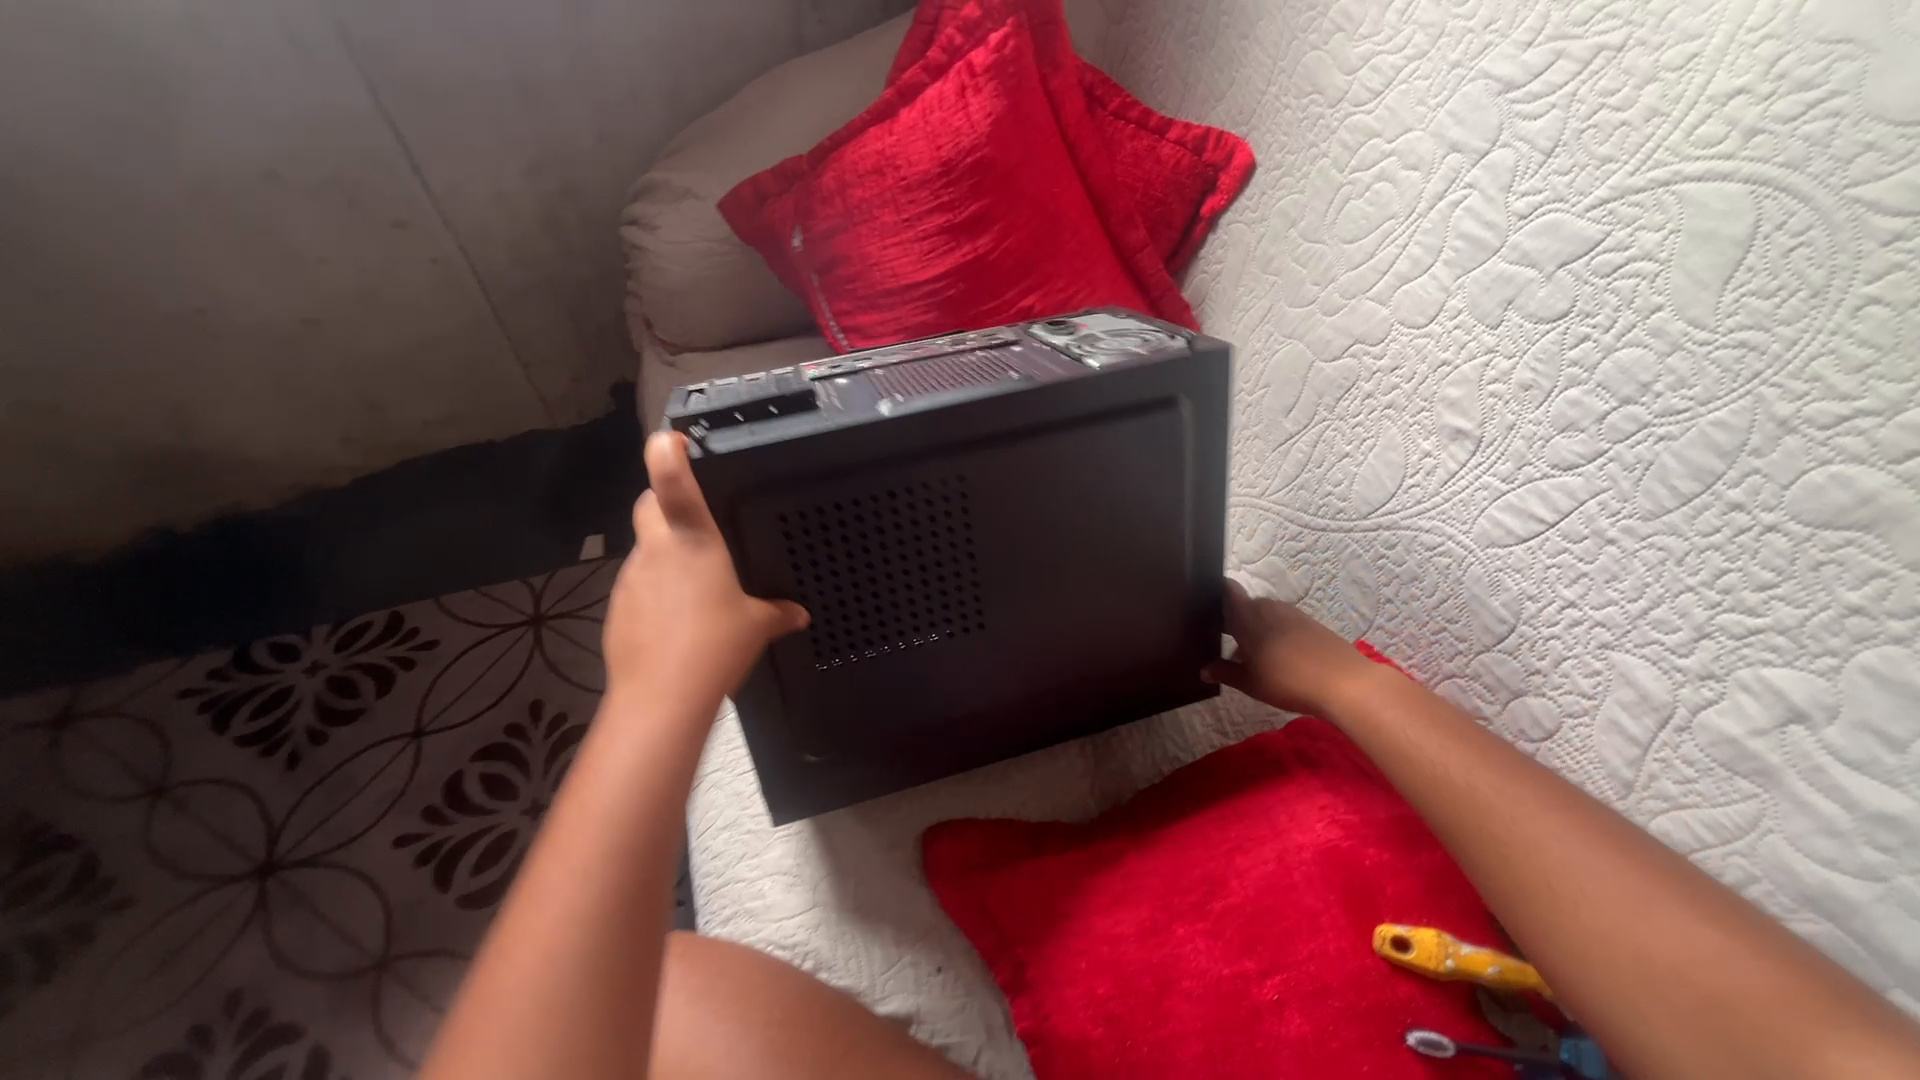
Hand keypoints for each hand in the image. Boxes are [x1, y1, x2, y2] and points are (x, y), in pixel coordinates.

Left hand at [602, 432, 808, 711]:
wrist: (660, 698)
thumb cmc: (715, 647)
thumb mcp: (758, 628)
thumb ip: (778, 613)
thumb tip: (797, 614)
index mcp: (693, 541)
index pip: (671, 480)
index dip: (667, 452)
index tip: (672, 439)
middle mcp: (656, 550)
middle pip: (649, 506)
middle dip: (665, 504)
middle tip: (695, 524)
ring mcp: (631, 579)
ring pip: (644, 549)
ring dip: (663, 554)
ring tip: (693, 587)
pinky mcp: (617, 608)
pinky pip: (638, 586)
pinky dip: (654, 591)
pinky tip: (676, 621)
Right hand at [1203, 578, 1376, 715]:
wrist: (1343, 682)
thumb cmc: (1286, 680)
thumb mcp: (1250, 682)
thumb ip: (1225, 672)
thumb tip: (1204, 670)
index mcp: (1246, 616)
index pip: (1227, 589)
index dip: (1216, 592)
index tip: (1206, 607)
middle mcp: (1267, 607)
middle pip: (1245, 605)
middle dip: (1235, 620)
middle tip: (1226, 643)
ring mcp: (1292, 613)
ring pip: (1266, 615)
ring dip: (1257, 629)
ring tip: (1253, 656)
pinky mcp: (1311, 623)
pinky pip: (1284, 622)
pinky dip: (1276, 634)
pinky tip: (1279, 658)